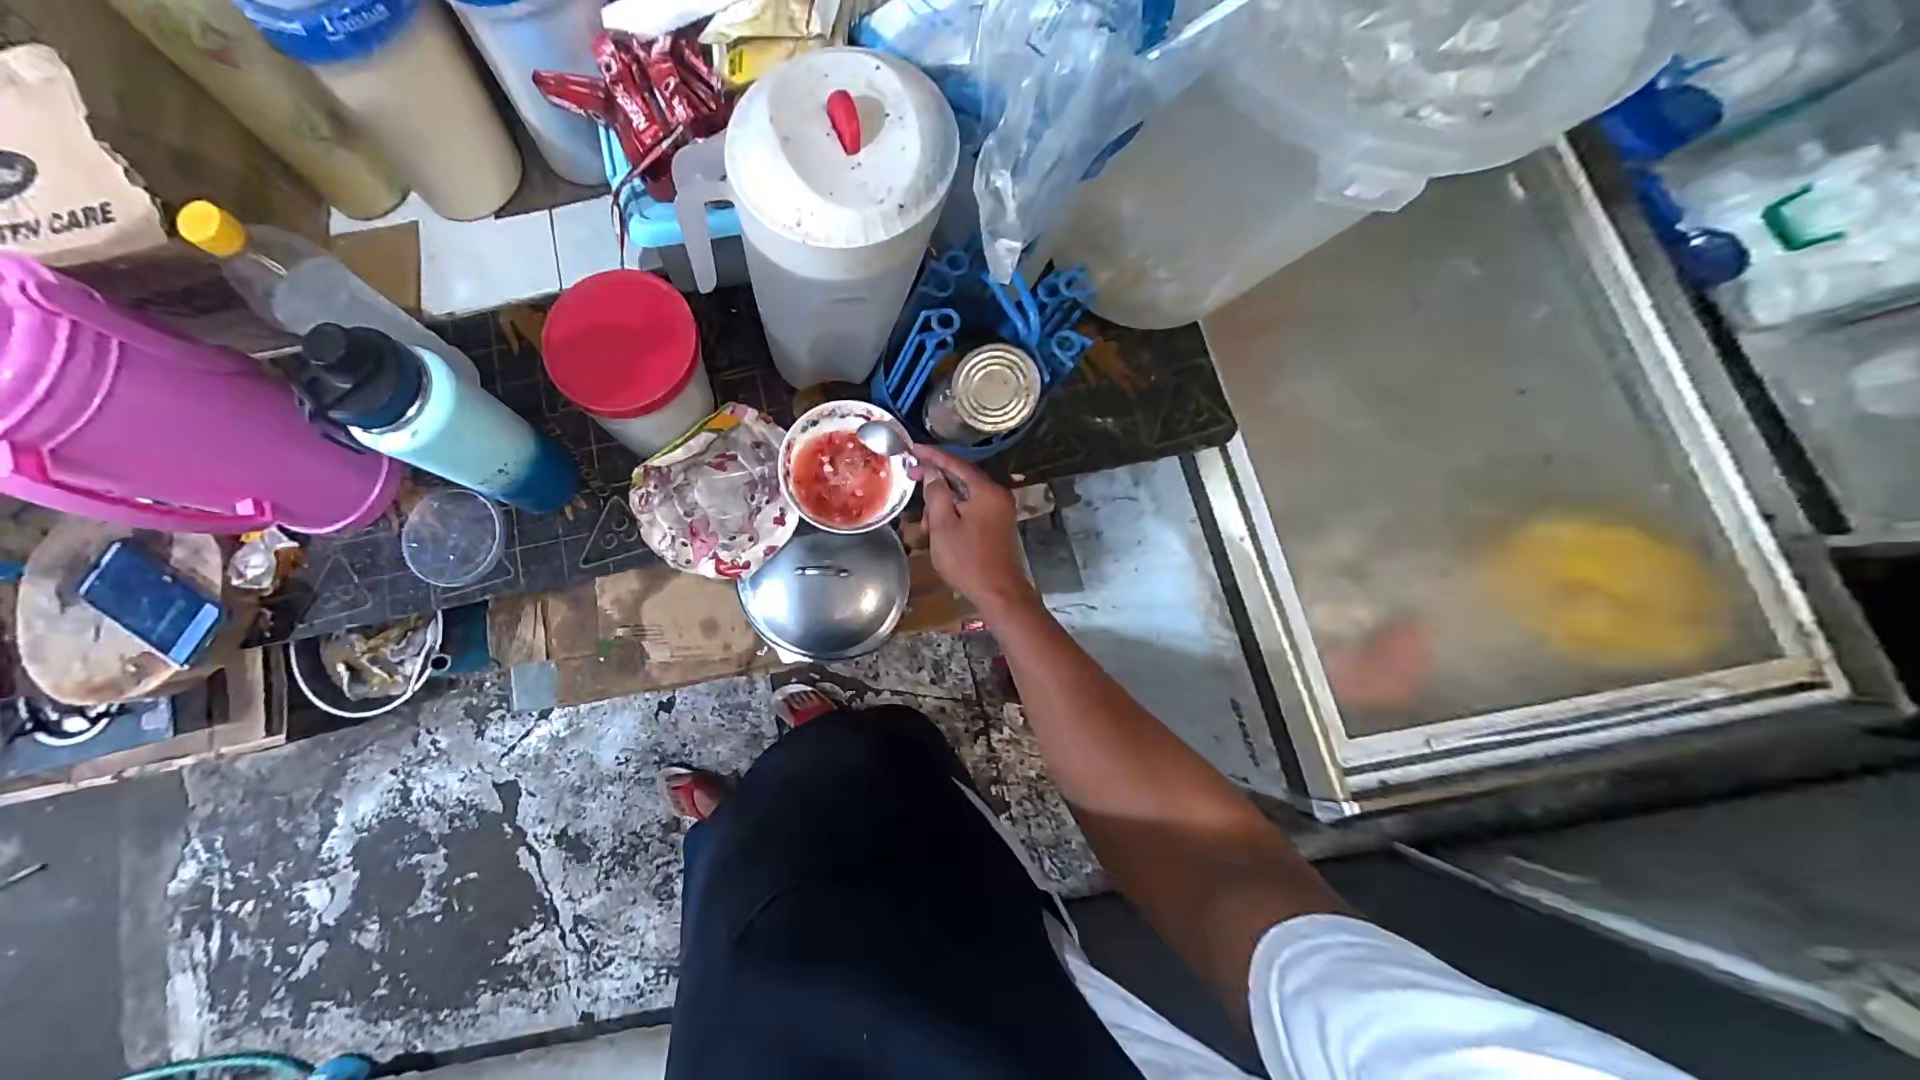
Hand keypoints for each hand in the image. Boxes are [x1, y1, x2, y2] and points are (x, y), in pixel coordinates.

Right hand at [909, 444, 1037, 615]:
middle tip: (911, 478)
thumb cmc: (967, 560)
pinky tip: (940, 527)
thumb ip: (936, 493)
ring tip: (927, 524)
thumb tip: (931, 471)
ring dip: (943, 503)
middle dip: (935, 481)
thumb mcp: (943, 525)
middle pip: (961, 477)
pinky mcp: (997, 523)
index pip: (955, 463)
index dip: (931, 455)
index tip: (911, 448)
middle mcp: (997, 494)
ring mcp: (999, 509)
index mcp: (986, 490)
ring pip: (965, 495)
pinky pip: (972, 507)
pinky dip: (954, 512)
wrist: (998, 592)